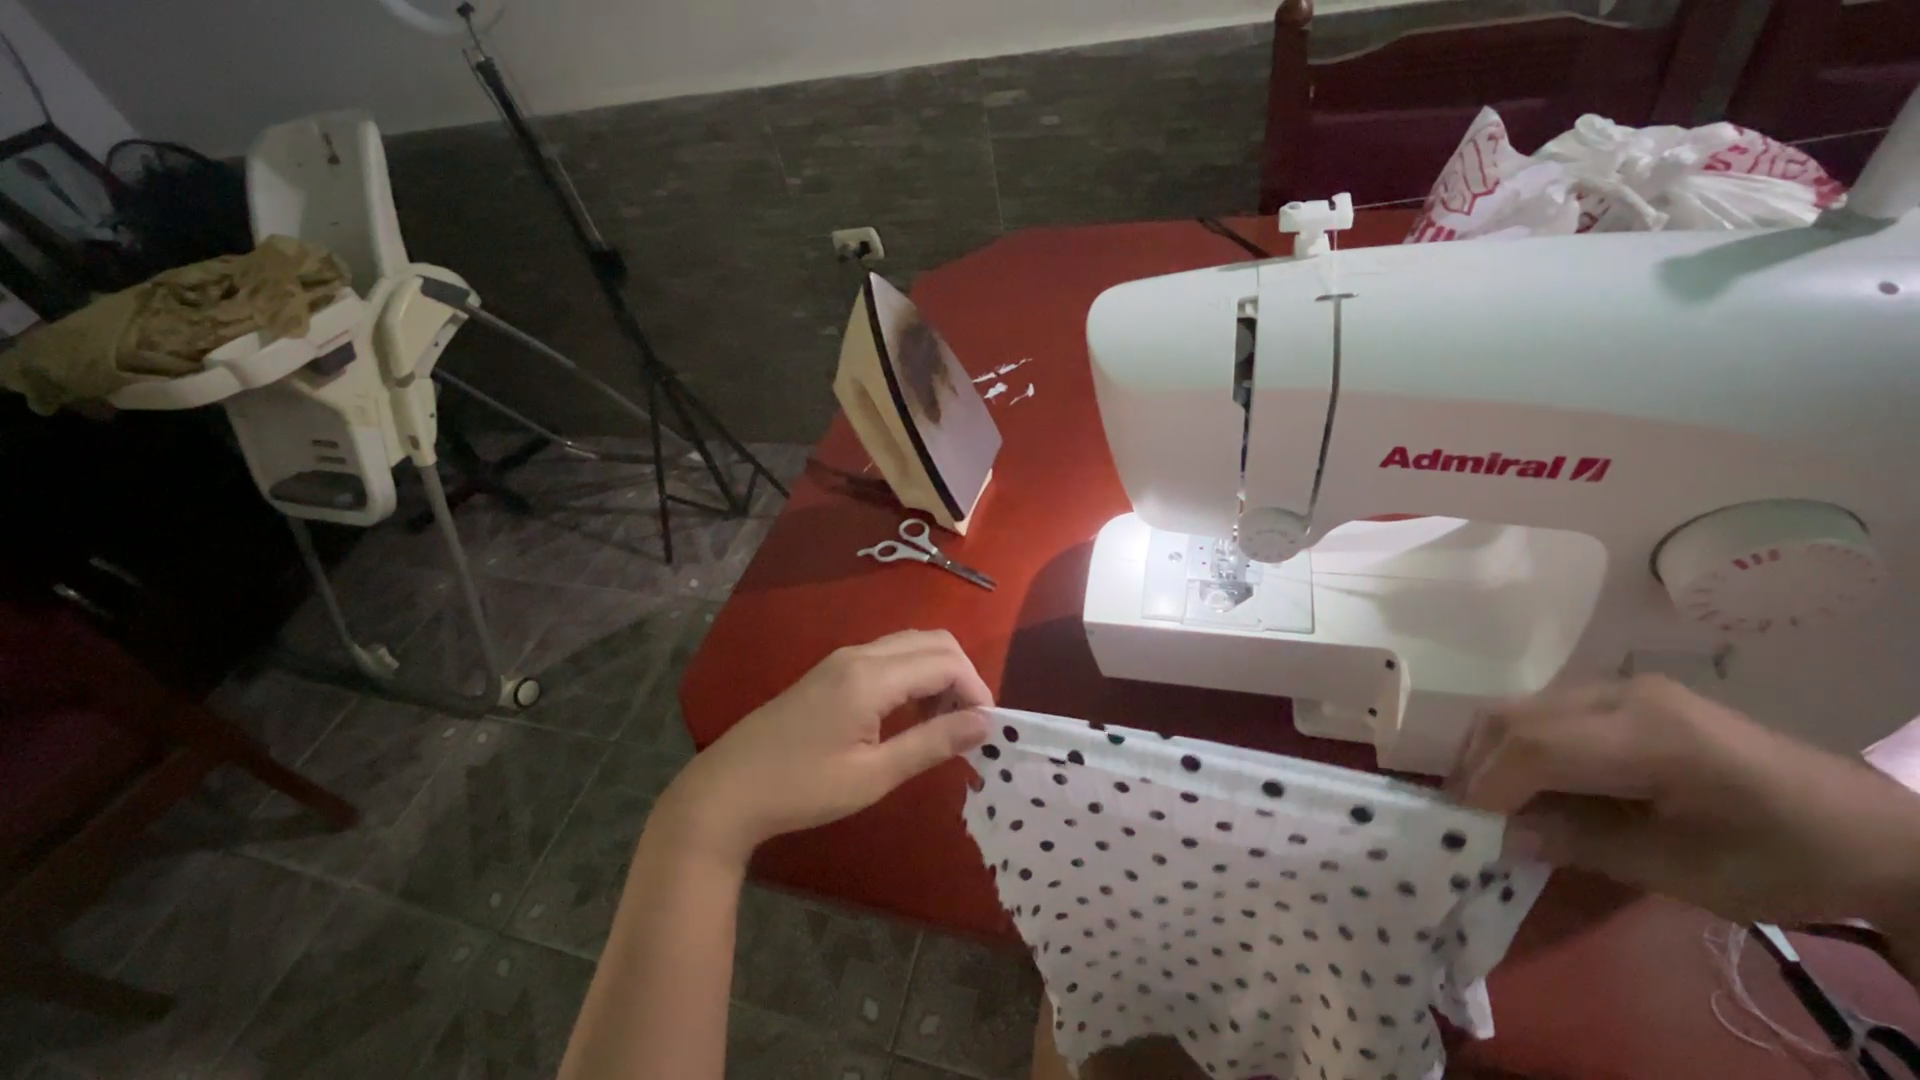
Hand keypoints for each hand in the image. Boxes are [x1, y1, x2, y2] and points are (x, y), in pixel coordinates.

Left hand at [655, 630, 993, 863]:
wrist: (726, 791)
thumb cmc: (802, 789)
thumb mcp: (873, 776)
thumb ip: (932, 743)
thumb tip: (985, 723)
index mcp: (870, 676)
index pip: (946, 661)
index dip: (976, 691)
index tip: (984, 732)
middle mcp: (859, 654)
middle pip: (932, 642)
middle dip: (962, 676)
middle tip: (968, 726)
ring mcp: (841, 659)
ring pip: (910, 645)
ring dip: (938, 674)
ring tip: (943, 724)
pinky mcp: (830, 671)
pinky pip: (888, 657)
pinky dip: (913, 675)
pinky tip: (909, 715)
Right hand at [1448, 675, 1919, 928]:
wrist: (1871, 835)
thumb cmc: (1781, 860)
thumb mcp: (1681, 870)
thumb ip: (1583, 843)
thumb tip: (1502, 835)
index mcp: (1649, 733)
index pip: (1533, 745)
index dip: (1486, 786)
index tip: (1461, 829)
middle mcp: (1625, 694)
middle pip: (1513, 716)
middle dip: (1474, 766)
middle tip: (1458, 816)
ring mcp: (1625, 689)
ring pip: (1520, 708)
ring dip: (1489, 753)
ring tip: (1481, 802)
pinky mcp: (1628, 698)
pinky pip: (1546, 711)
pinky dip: (1516, 746)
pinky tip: (1520, 783)